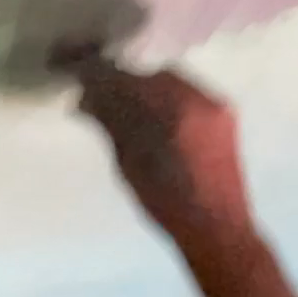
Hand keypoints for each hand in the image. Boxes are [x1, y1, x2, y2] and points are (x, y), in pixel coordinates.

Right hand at [52, 38, 254, 247]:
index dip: (95, 72)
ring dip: (143, 87)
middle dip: (120, 80)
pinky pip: (186, 90)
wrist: (220, 229)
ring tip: (126, 105)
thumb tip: (85, 97)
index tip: (73, 67)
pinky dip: (165, 96)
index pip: (123, 80)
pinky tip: (154, 113)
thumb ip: (110, 123)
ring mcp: (214, 102)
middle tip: (98, 94)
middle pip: (146, 74)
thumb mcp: (128, 165)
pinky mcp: (224, 110)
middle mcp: (196, 98)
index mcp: (170, 114)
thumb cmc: (168, 205)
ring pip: (167, 79)